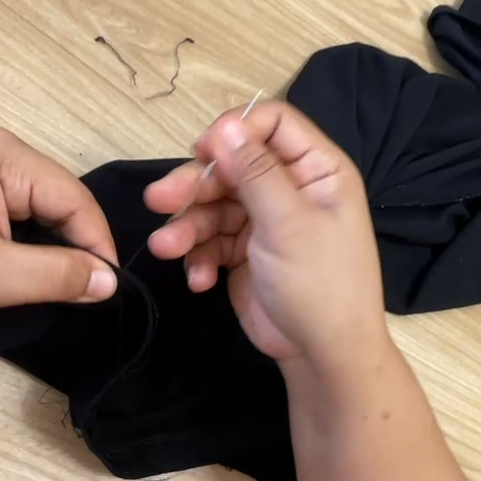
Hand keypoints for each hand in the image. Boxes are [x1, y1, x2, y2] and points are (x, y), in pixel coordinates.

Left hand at [0, 127, 117, 321]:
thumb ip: (56, 277)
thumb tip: (109, 282)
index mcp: (3, 156)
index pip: (74, 199)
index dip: (96, 245)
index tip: (106, 290)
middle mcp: (0, 151)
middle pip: (62, 203)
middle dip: (75, 247)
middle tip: (86, 294)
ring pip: (44, 212)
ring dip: (54, 249)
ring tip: (61, 287)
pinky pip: (23, 216)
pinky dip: (32, 246)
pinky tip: (31, 273)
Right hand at [144, 101, 387, 365]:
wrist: (323, 355)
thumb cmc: (320, 283)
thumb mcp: (287, 223)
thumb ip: (255, 171)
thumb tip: (224, 125)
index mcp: (316, 171)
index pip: (273, 124)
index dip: (235, 131)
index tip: (202, 150)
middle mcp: (290, 189)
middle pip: (232, 166)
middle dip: (195, 185)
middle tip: (156, 199)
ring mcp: (265, 222)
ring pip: (214, 206)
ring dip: (188, 227)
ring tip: (166, 248)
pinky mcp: (244, 254)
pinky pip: (211, 241)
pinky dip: (199, 258)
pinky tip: (200, 281)